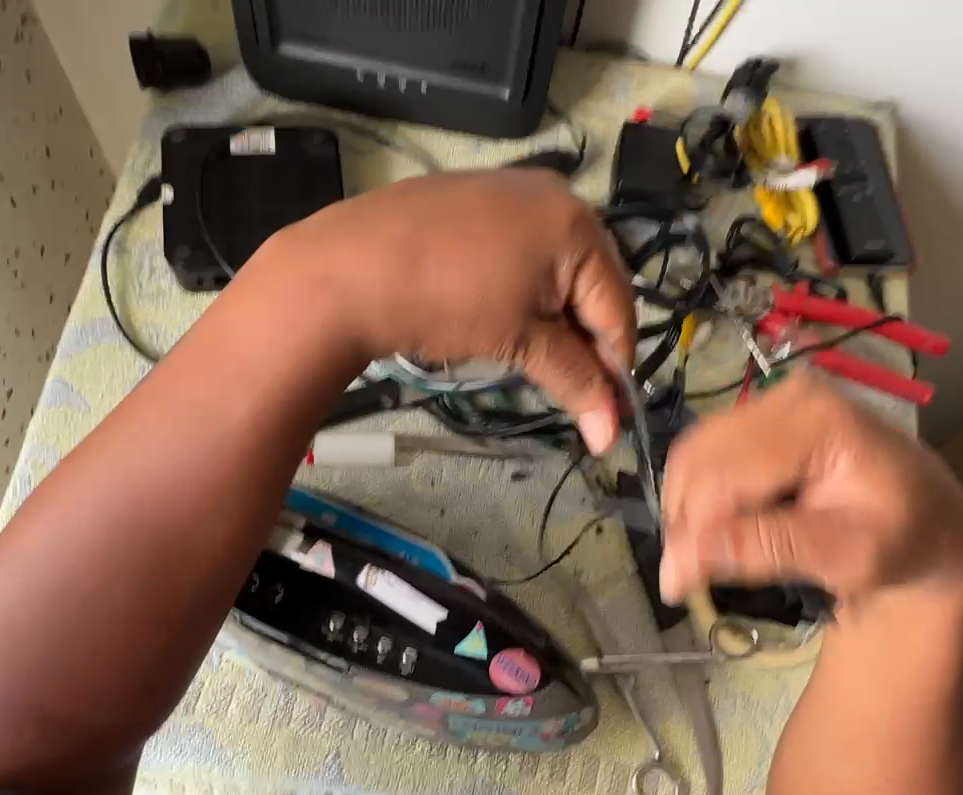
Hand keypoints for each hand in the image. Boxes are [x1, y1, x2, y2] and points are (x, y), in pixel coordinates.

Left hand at [252, 169, 636, 451]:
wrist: (345, 270)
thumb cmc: (444, 303)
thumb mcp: (518, 343)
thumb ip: (573, 382)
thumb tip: (610, 435)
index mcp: (577, 224)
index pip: (618, 308)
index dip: (615, 367)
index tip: (606, 414)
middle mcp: (554, 194)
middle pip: (591, 285)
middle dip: (583, 340)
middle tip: (568, 386)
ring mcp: (510, 190)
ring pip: (556, 270)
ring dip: (553, 318)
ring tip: (528, 354)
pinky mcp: (475, 198)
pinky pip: (522, 251)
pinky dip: (523, 290)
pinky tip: (498, 315)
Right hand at [657, 372, 962, 604]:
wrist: (927, 518)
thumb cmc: (902, 540)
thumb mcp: (848, 556)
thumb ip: (768, 549)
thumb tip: (685, 558)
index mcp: (820, 420)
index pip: (728, 470)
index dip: (695, 526)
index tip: (676, 583)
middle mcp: (789, 395)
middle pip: (702, 457)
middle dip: (685, 520)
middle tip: (685, 577)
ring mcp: (771, 400)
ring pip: (692, 454)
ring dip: (686, 509)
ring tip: (700, 556)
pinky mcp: (756, 415)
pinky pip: (702, 453)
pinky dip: (697, 495)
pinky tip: (714, 527)